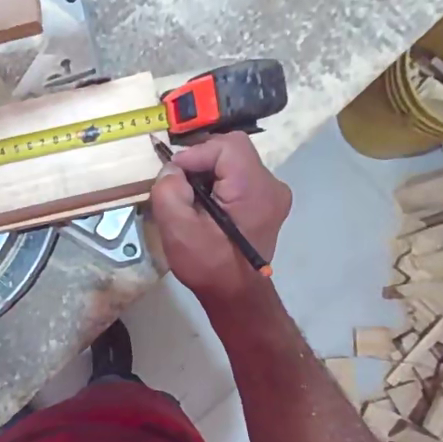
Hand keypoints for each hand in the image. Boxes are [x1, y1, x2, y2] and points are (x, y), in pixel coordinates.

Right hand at [150, 133, 291, 302]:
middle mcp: (272, 185)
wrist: (236, 295)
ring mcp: (274, 193)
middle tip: (180, 183)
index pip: (225, 146)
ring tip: (191, 195)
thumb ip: (169, 191)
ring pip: (236, 161)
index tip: (175, 175)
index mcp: (255, 189)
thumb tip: (173, 169)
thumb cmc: (209, 266)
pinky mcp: (268, 201)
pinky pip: (240, 175)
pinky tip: (207, 203)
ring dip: (209, 171)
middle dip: (202, 160)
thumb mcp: (178, 230)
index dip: (195, 154)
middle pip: (232, 149)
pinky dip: (220, 181)